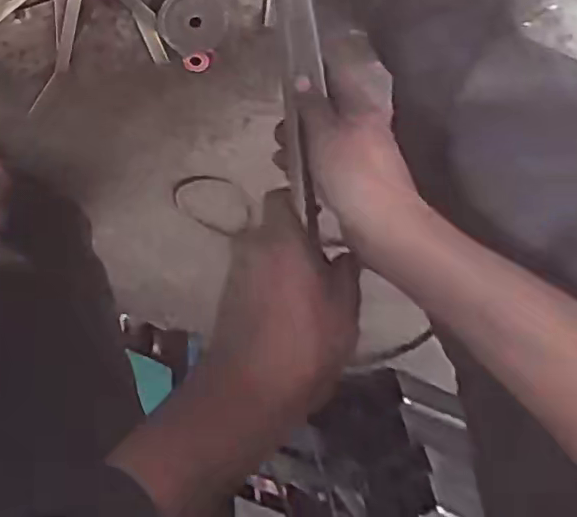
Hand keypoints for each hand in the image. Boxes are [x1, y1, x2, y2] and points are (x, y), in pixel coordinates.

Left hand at [199, 188, 360, 416]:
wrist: (251, 382)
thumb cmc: (306, 343)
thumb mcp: (344, 310)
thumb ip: (345, 272)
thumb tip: (345, 250)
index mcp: (279, 237)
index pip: (282, 195)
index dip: (303, 199)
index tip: (328, 215)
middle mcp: (252, 241)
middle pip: (276, 224)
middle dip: (300, 236)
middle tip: (331, 258)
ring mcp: (237, 263)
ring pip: (267, 248)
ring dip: (288, 259)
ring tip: (318, 286)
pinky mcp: (231, 286)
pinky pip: (257, 268)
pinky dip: (274, 276)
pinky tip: (296, 303)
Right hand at [297, 51, 430, 254]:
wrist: (383, 227)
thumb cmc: (351, 171)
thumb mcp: (323, 133)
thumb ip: (311, 105)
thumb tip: (301, 78)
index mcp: (361, 109)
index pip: (336, 77)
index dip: (314, 70)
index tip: (289, 70)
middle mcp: (363, 127)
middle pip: (323, 111)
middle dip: (297, 119)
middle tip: (280, 132)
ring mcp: (360, 155)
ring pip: (320, 138)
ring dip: (297, 144)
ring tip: (281, 159)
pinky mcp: (353, 179)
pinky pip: (323, 162)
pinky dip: (307, 165)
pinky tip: (292, 175)